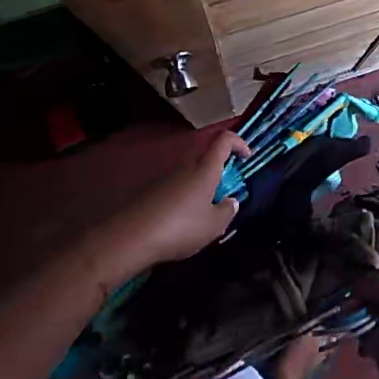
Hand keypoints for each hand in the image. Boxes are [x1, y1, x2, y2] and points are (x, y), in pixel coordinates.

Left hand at [97, 130, 249, 277]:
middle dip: (218, 177)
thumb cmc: (180, 227)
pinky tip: (181, 226)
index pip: (223, 141)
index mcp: (204, 170)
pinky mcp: (152, 192)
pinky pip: (176, 190)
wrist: (131, 237)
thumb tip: (230, 201)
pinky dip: (184, 202)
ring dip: (201, 192)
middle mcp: (185, 167)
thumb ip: (227, 211)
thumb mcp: (214, 226)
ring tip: (203, 220)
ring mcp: (166, 178)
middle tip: (224, 202)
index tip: (247, 156)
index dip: (238, 142)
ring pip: (191, 178)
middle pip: (206, 162)